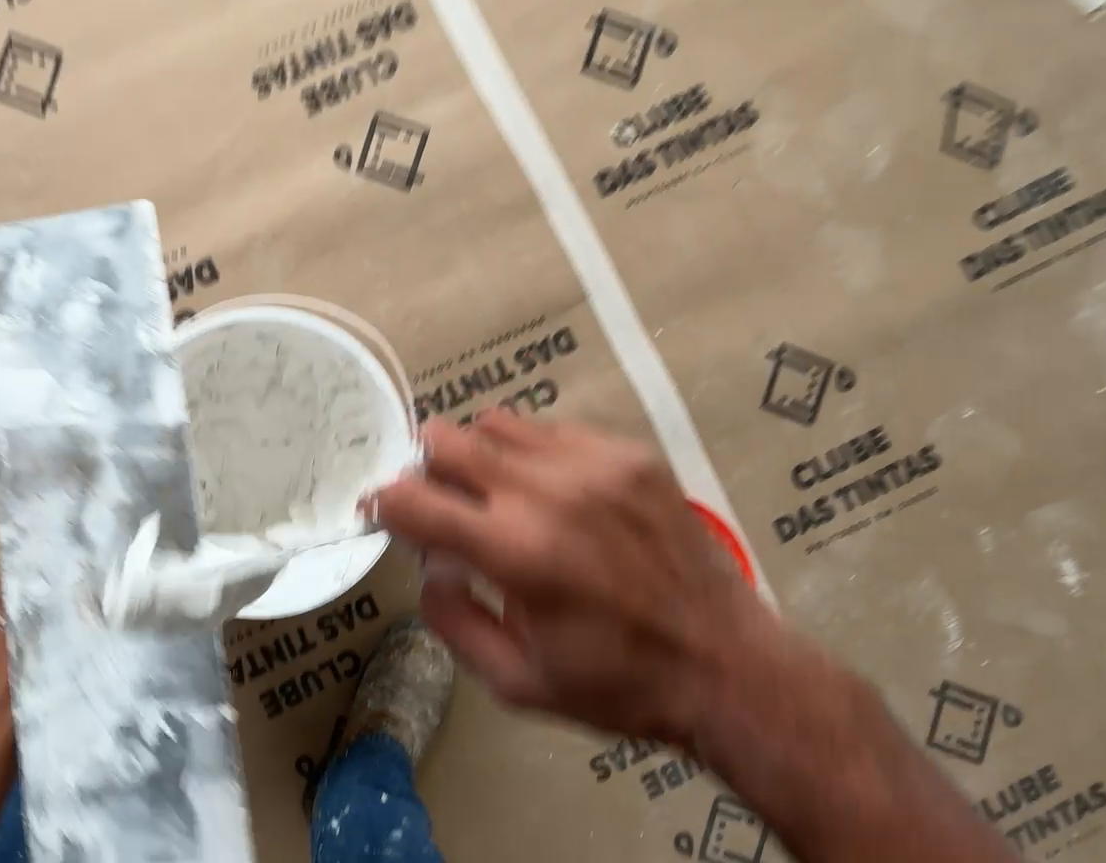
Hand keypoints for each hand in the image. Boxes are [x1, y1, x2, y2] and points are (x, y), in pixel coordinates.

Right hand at [370, 412, 768, 746]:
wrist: (727, 664)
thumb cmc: (614, 682)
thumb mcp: (515, 681)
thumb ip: (449, 618)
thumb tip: (427, 561)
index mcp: (515, 553)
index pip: (413, 500)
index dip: (382, 502)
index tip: (379, 509)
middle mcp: (546, 493)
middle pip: (446, 437)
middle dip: (425, 466)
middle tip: (441, 500)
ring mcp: (592, 464)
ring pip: (495, 423)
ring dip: (478, 456)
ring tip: (498, 494)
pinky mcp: (628, 454)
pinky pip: (551, 430)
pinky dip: (531, 455)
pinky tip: (554, 493)